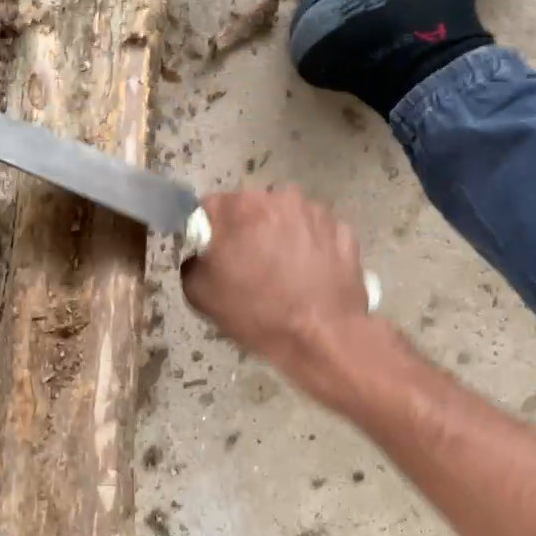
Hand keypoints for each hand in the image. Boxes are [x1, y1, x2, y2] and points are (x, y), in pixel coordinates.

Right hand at [181, 189, 372, 409]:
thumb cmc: (257, 313)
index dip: (209, 230)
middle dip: (247, 229)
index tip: (215, 252)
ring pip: (286, 216)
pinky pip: (316, 232)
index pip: (210, 207)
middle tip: (249, 263)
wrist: (323, 336)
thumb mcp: (200, 295)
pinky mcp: (342, 230)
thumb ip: (192, 263)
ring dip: (280, 234)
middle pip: (251, 207)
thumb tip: (201, 256)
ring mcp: (315, 212)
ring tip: (284, 270)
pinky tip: (310, 274)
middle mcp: (277, 198)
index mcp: (238, 208)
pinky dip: (311, 246)